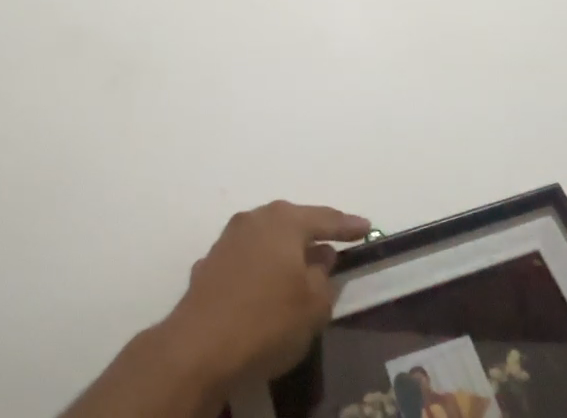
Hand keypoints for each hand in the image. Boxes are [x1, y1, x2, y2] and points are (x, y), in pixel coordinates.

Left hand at [160, 201, 372, 390]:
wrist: (199, 348)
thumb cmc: (267, 320)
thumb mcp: (314, 304)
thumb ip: (324, 275)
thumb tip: (320, 257)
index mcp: (284, 221)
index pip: (324, 218)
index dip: (348, 225)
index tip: (367, 227)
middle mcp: (253, 220)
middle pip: (291, 222)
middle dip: (312, 232)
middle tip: (334, 242)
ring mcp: (227, 240)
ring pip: (265, 238)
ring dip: (284, 250)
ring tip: (301, 265)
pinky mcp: (209, 264)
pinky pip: (246, 259)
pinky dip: (261, 267)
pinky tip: (266, 285)